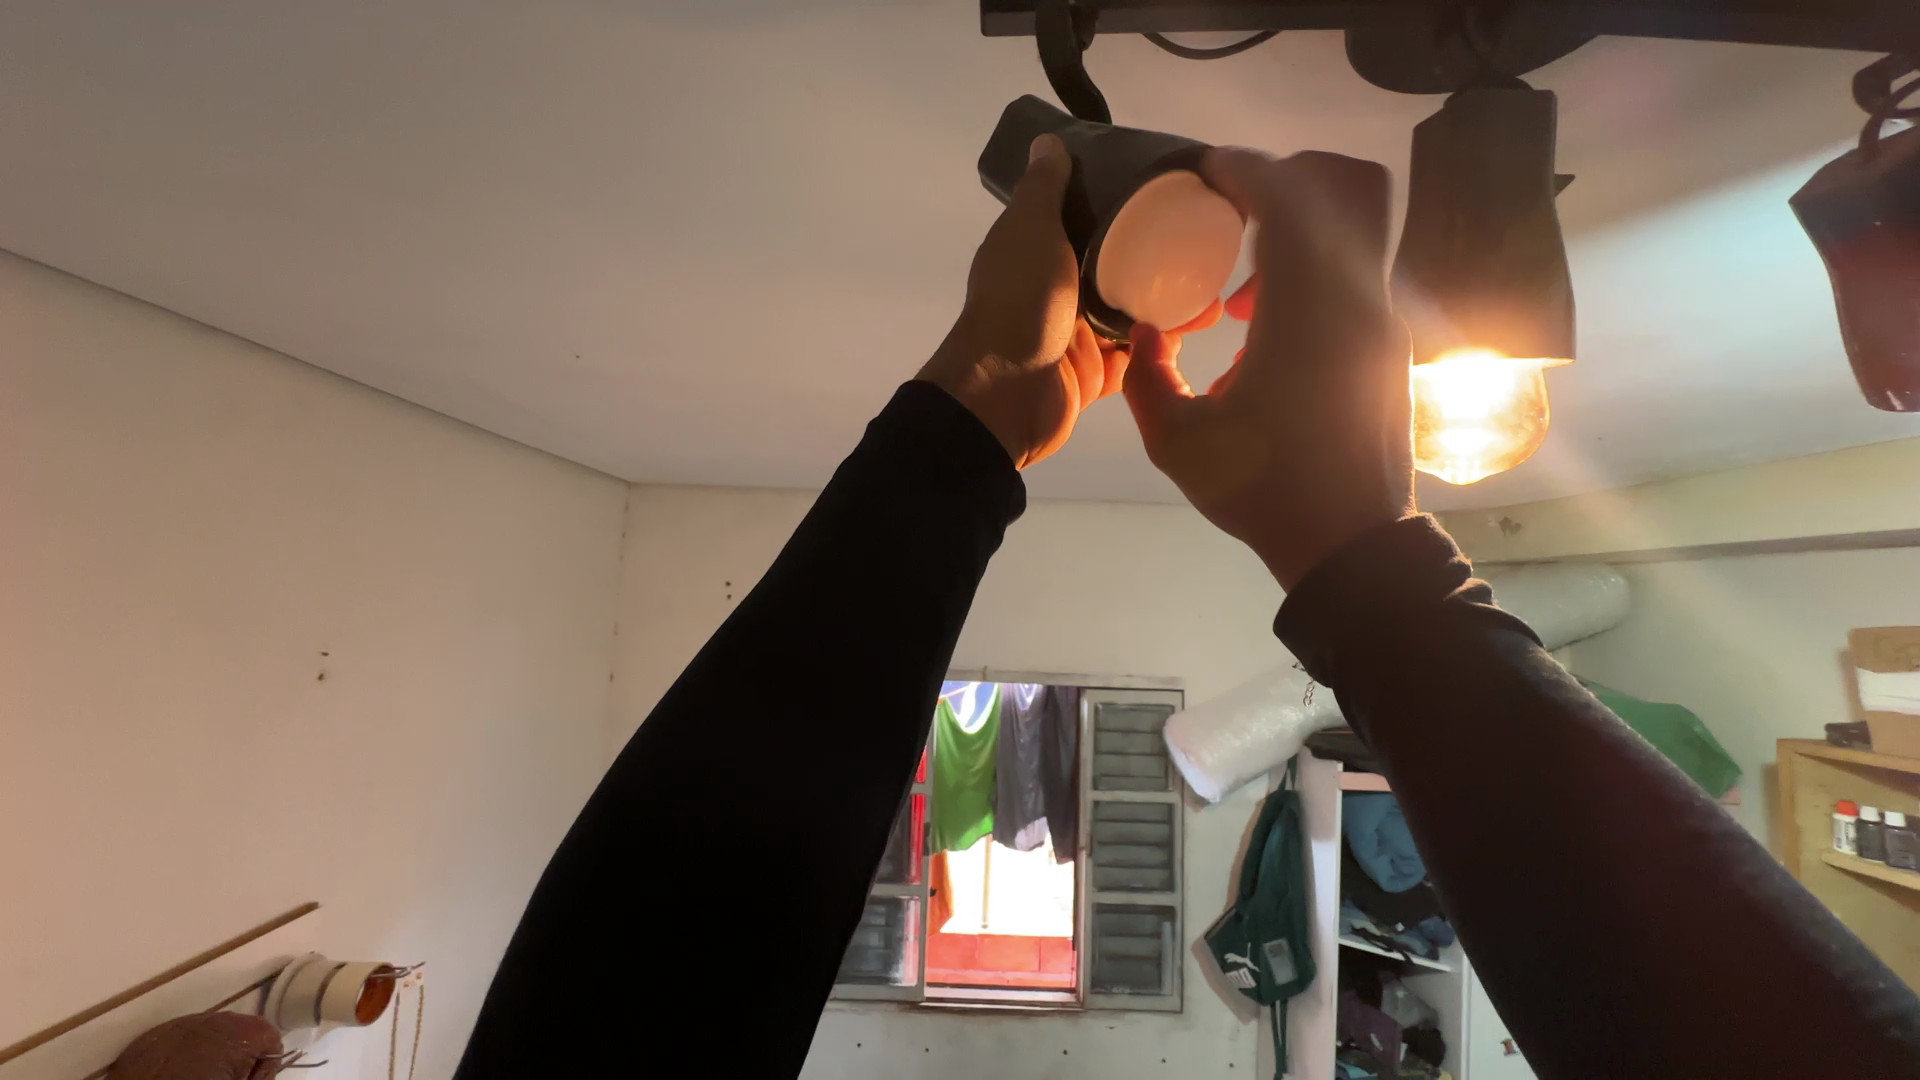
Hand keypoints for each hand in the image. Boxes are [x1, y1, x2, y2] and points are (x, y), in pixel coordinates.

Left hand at [921, 134, 1221, 468]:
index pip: (1085, 222)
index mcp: (1036, 252)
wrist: (1005, 395)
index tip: (1172, 199)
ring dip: (1166, 309)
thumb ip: (1042, 189)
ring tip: (1212, 302)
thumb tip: (1046, 142)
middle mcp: (1054, 292)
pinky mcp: (1091, 376)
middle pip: (1115, 271)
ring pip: (1128, 317)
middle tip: (1207, 255)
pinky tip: (1189, 336)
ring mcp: (1073, 337)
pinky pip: (1130, 359)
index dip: (1124, 210)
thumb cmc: (1018, 303)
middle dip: (1159, 264)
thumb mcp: (1029, 230)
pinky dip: (1156, 349)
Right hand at [1123, 148, 1414, 589]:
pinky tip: (1266, 329)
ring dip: (1298, 231)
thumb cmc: (1259, 488)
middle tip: (1231, 207)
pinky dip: (1312, 271)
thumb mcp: (1176, 441)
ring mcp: (1383, 320)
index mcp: (1304, 312)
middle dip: (1286, 179)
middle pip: (1347, 186)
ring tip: (1239, 290)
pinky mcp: (1389, 345)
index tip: (1205, 171)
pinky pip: (1355, 274)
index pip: (1287, 200)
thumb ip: (1146, 376)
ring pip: (1356, 229)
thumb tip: (1147, 332)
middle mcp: (1358, 298)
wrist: (1348, 541)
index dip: (1244, 170)